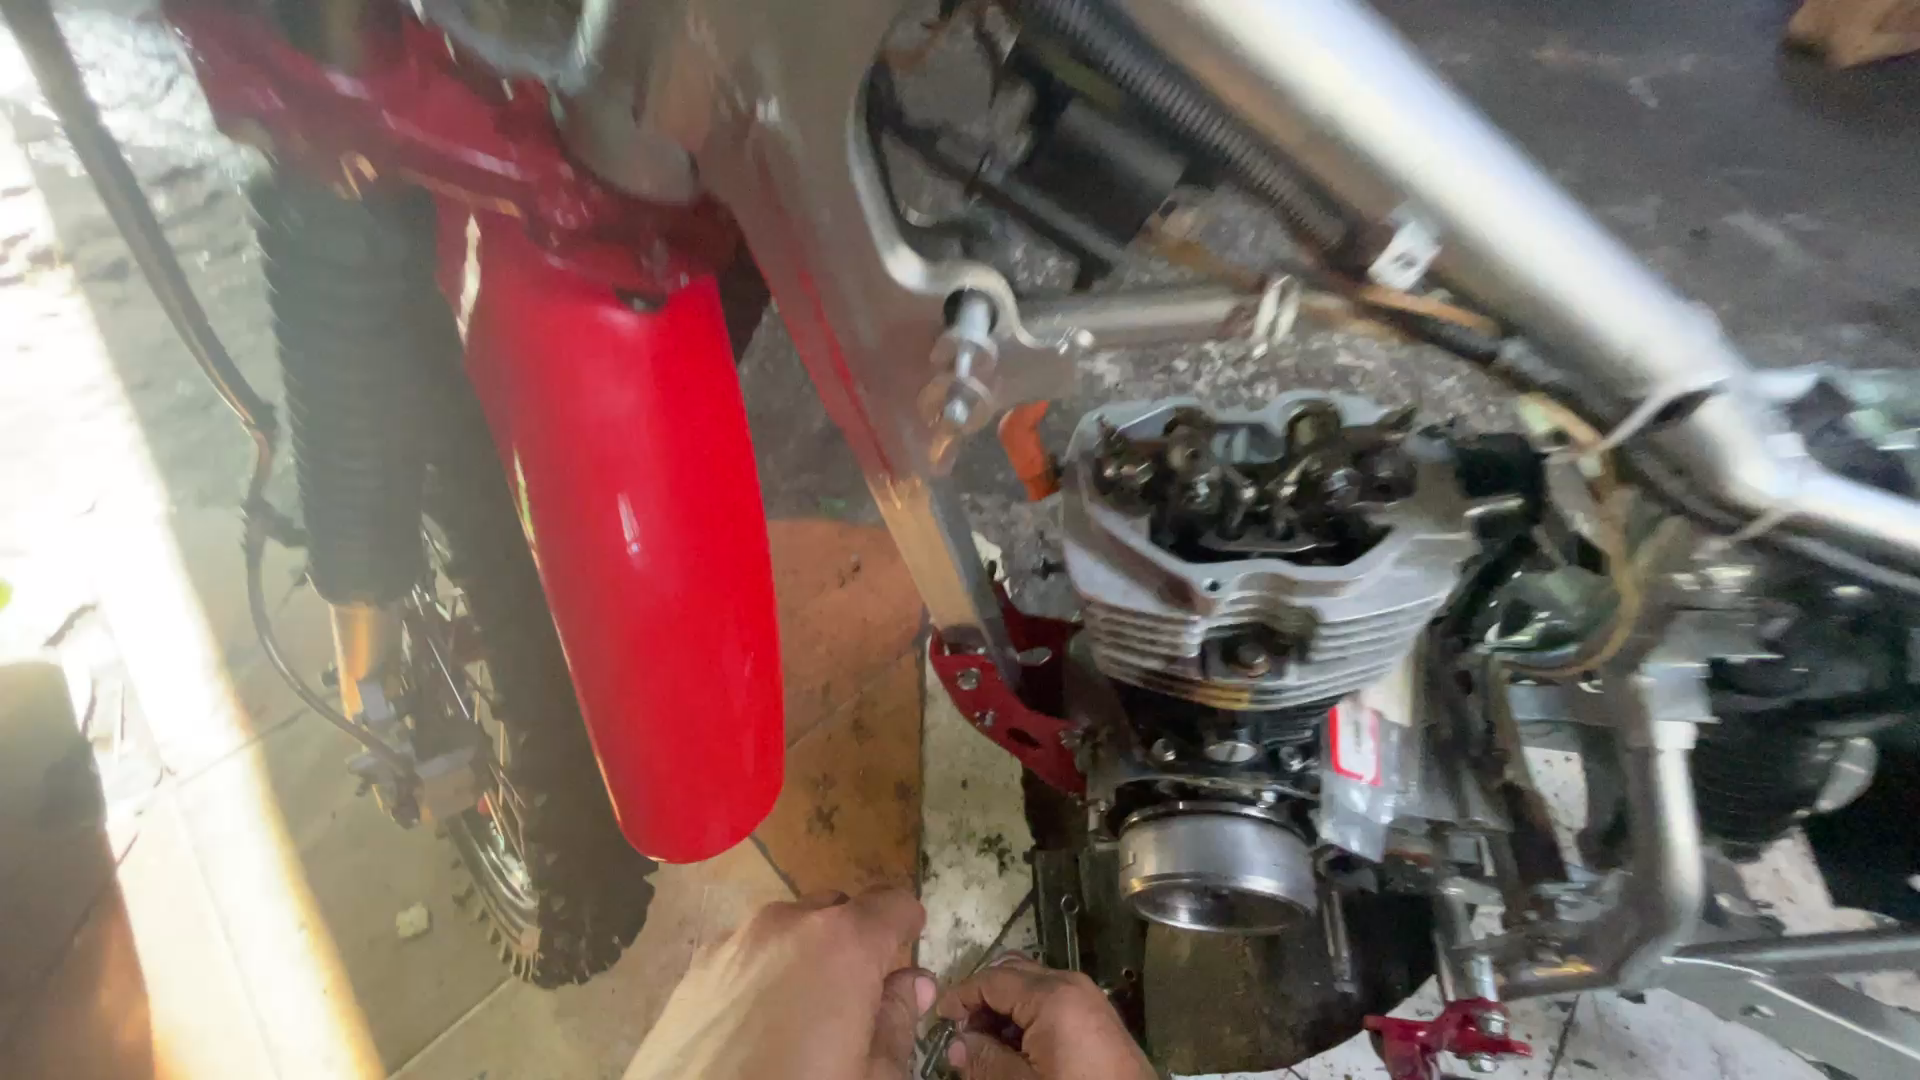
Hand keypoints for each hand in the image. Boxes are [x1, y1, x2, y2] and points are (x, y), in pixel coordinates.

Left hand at [624, 888, 932, 1079]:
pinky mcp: (693, 971)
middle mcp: (790, 923)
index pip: (892, 904)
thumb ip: (898, 1022)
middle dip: (853, 944)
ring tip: (798, 1019)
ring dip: (804, 957)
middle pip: (837, 913)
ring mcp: (735, 942)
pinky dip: (759, 976)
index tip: (912, 939)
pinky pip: (744, 956)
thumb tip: (913, 984)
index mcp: (844, 943)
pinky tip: (750, 1030)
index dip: (907, 922)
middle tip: (856, 999)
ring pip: (788, 931)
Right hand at [936, 955, 1157, 1079]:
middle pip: (1012, 973)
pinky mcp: (1098, 1015)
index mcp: (1051, 995)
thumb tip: (957, 1044)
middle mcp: (1069, 983)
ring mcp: (1088, 997)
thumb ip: (986, 1062)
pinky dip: (1028, 1015)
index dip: (961, 995)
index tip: (938, 1017)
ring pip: (1032, 986)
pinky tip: (1017, 1048)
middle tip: (961, 1032)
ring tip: (986, 1045)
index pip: (992, 979)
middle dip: (983, 998)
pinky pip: (1053, 1000)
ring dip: (1005, 1007)